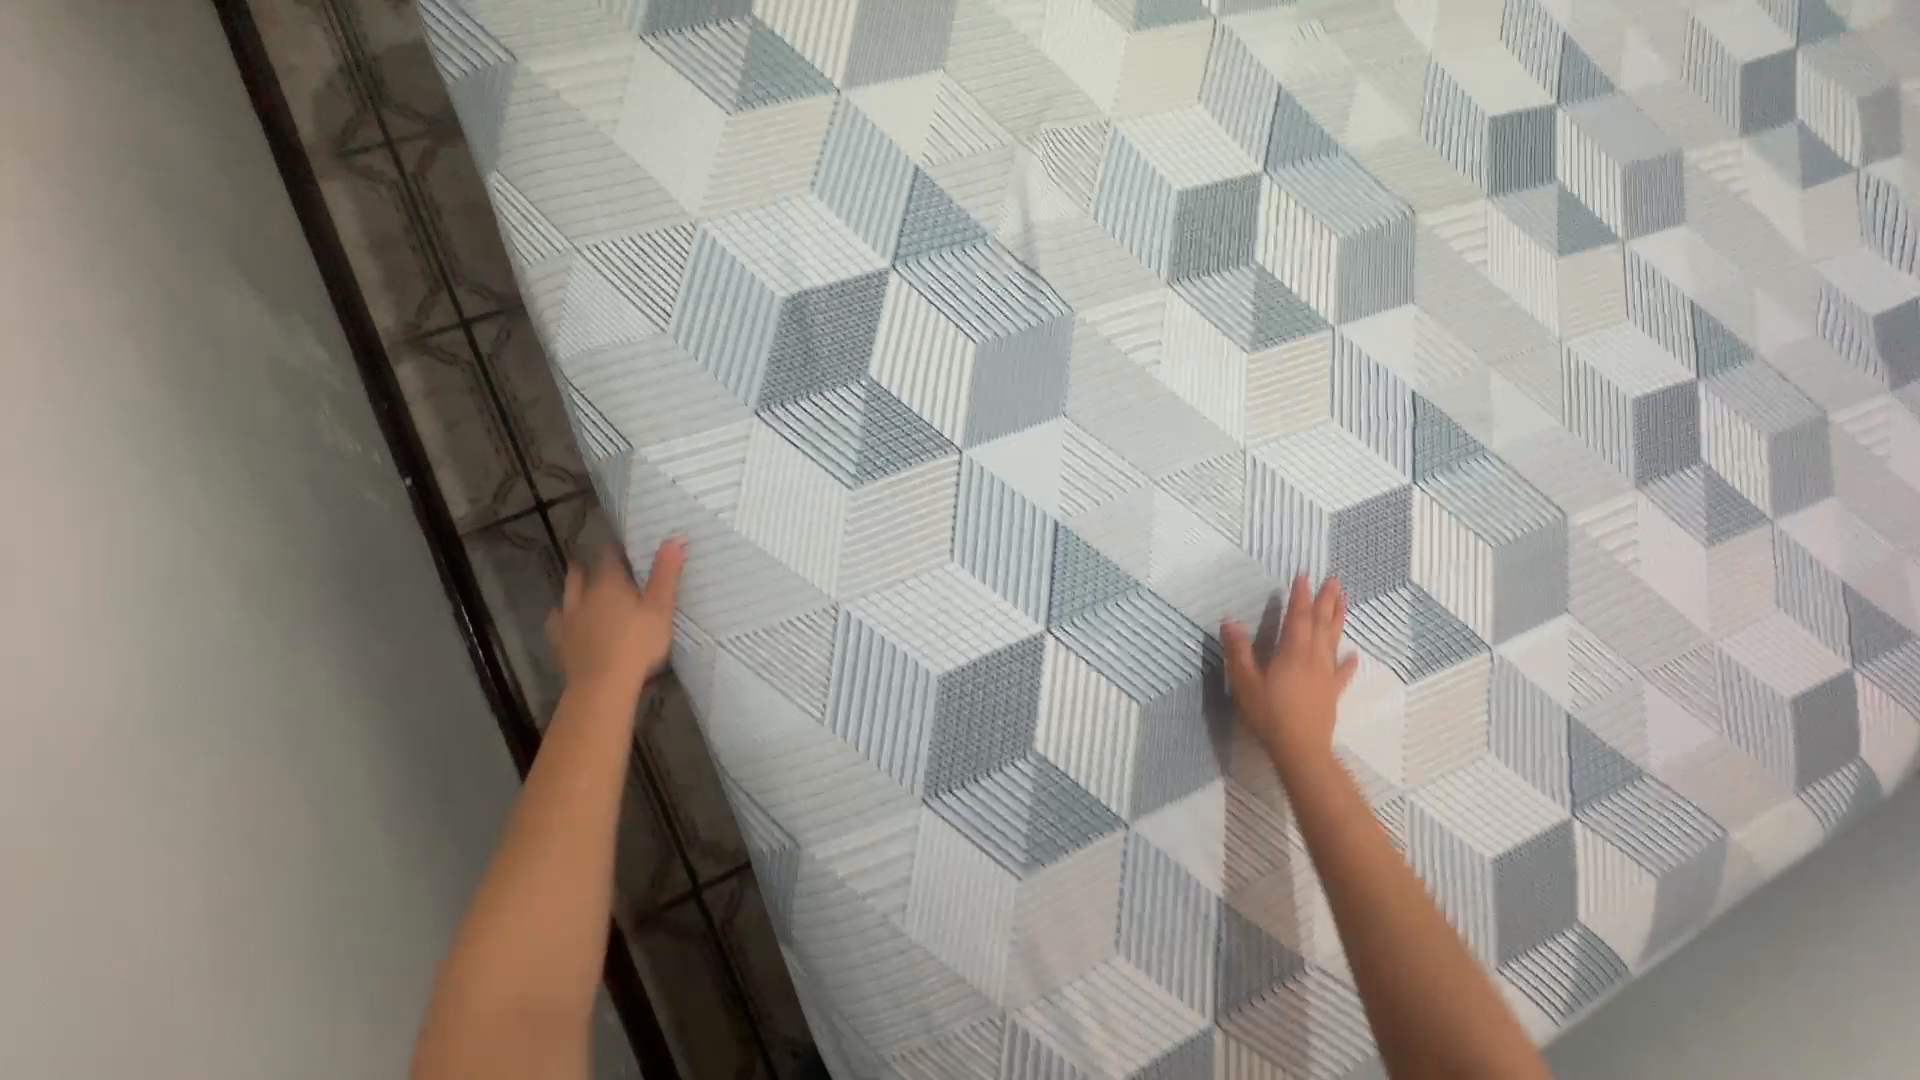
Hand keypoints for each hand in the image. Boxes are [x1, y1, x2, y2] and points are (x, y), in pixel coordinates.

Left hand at [545, 538, 685, 696]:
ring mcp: (568, 617)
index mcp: (610, 583)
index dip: (614, 548)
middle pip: (581, 571)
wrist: (603, 683)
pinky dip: (561, 616)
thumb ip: (666, 573)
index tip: (622, 547)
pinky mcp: (559, 640)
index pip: (608, 554)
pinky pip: (555, 620)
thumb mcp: (661, 608)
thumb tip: (675, 537)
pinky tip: (566, 620)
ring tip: (582, 588)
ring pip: (566, 592)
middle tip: (600, 566)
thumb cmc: (638, 643)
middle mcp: (584, 594)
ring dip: (574, 586)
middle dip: (588, 565)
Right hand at [1221, 575, 1357, 762]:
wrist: (1299, 748)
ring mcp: (1326, 675)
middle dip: (1326, 600)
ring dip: (1338, 619)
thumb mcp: (1245, 681)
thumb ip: (1238, 650)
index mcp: (1292, 651)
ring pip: (1334, 641)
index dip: (1300, 595)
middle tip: (1334, 580)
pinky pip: (1342, 673)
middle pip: (1321, 623)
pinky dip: (1348, 662)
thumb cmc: (1268, 713)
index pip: (1297, 616)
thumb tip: (1230, 620)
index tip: (1304, 575)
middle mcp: (1313, 657)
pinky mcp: (1331, 692)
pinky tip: (1354, 656)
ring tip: (1345, 601)